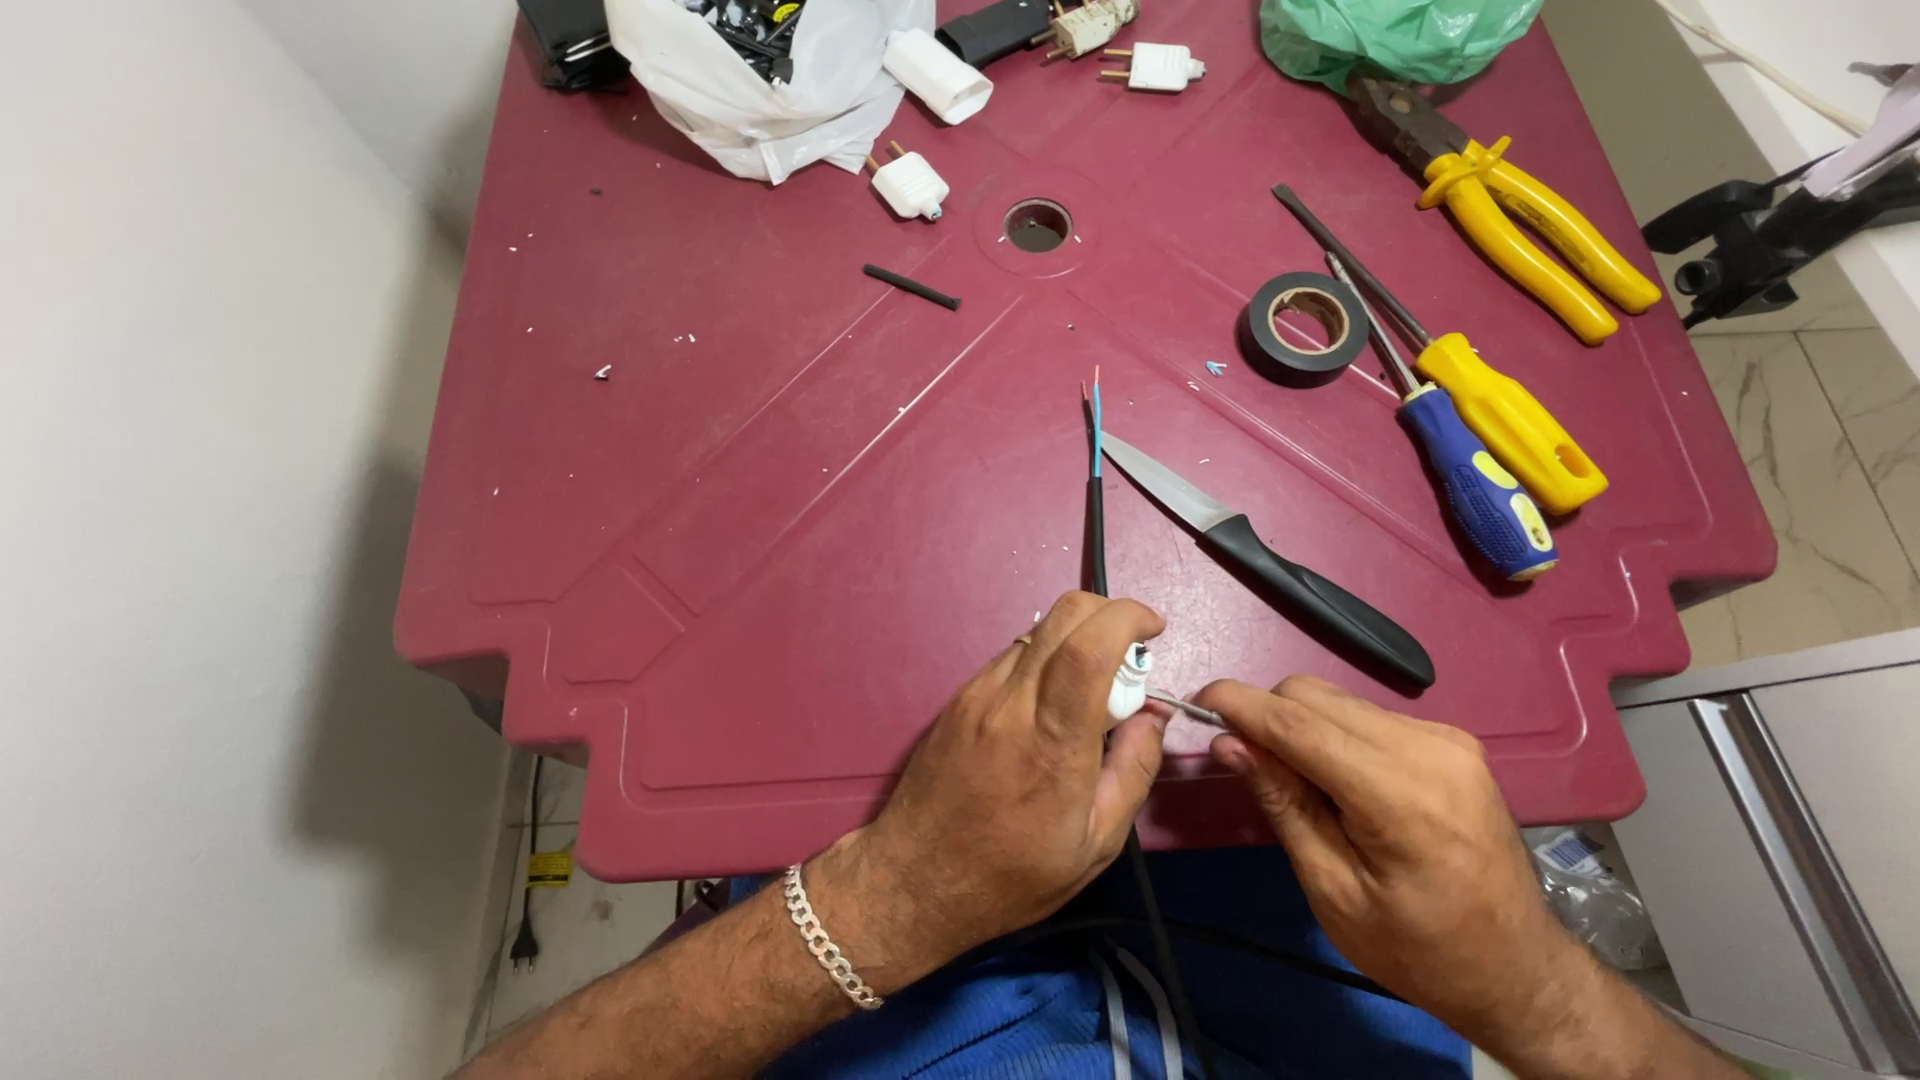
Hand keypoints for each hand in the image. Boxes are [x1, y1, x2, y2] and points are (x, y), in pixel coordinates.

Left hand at [808, 591, 1168, 992]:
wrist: (914, 880)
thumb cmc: (1012, 875)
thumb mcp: (1096, 843)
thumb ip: (1134, 769)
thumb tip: (1154, 714)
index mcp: (1053, 741)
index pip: (1089, 647)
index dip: (1127, 617)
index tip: (1154, 628)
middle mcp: (1011, 703)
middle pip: (1063, 616)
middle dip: (1108, 611)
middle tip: (1130, 649)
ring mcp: (977, 694)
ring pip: (1036, 634)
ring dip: (1075, 639)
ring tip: (1089, 689)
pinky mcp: (957, 698)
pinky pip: (1011, 657)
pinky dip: (1044, 660)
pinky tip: (1049, 703)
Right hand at [1193, 676, 1577, 1043]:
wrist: (1519, 970)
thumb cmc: (1418, 949)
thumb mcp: (1332, 889)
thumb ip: (1282, 803)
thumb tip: (1228, 743)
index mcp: (1401, 794)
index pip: (1298, 723)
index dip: (1240, 704)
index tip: (1197, 700)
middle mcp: (1428, 748)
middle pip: (1313, 695)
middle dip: (1264, 714)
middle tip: (1238, 756)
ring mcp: (1447, 739)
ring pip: (1337, 699)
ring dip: (1296, 723)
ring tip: (1289, 776)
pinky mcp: (1451, 741)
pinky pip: (1365, 714)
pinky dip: (1330, 731)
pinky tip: (1332, 777)